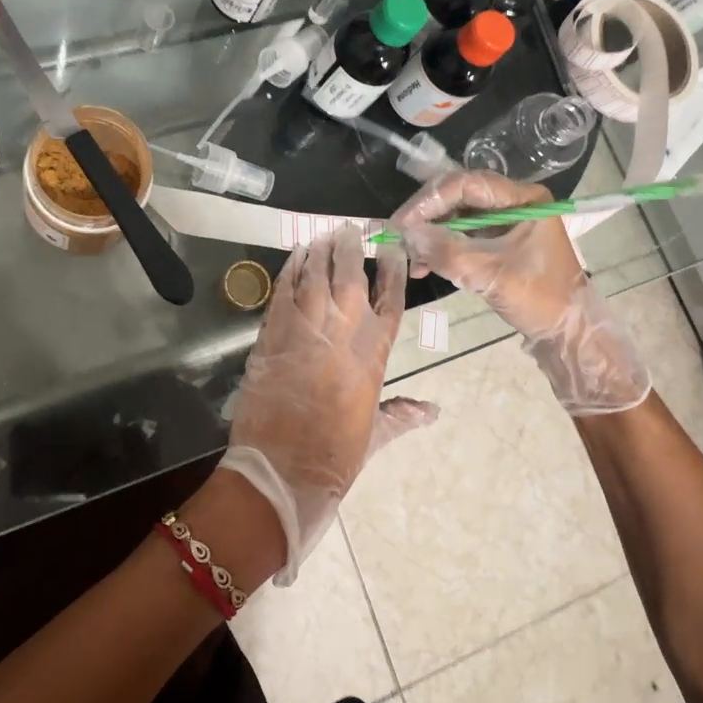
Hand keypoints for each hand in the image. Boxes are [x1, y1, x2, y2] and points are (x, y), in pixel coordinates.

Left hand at [218, 228, 436, 584]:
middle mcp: (341, 336)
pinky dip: (287, 273)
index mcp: (372, 358)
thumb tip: (432, 411)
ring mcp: (304, 332)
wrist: (280, 472)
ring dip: (318, 254)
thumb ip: (401, 415)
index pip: (390, 301)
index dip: (393, 270)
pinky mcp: (270, 337)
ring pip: (314, 279)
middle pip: (350, 279)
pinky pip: (282, 294)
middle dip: (350, 250)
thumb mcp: (374, 437)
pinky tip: (292, 259)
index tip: (393, 247)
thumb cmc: (333, 459)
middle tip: (349, 230)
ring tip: (322, 235)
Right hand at [391, 170, 582, 335]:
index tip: (404, 222)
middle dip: (427, 215)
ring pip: (456, 216)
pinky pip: (462, 235)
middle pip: (459, 196)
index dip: (430, 200)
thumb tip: (407, 233)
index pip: (467, 184)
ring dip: (431, 234)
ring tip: (411, 256)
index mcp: (523, 199)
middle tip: (400, 234)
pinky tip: (423, 266)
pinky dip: (442, 248)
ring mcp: (505, 221)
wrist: (567, 332)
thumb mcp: (490, 275)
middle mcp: (513, 202)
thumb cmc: (539, 298)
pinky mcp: (497, 240)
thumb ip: (448, 252)